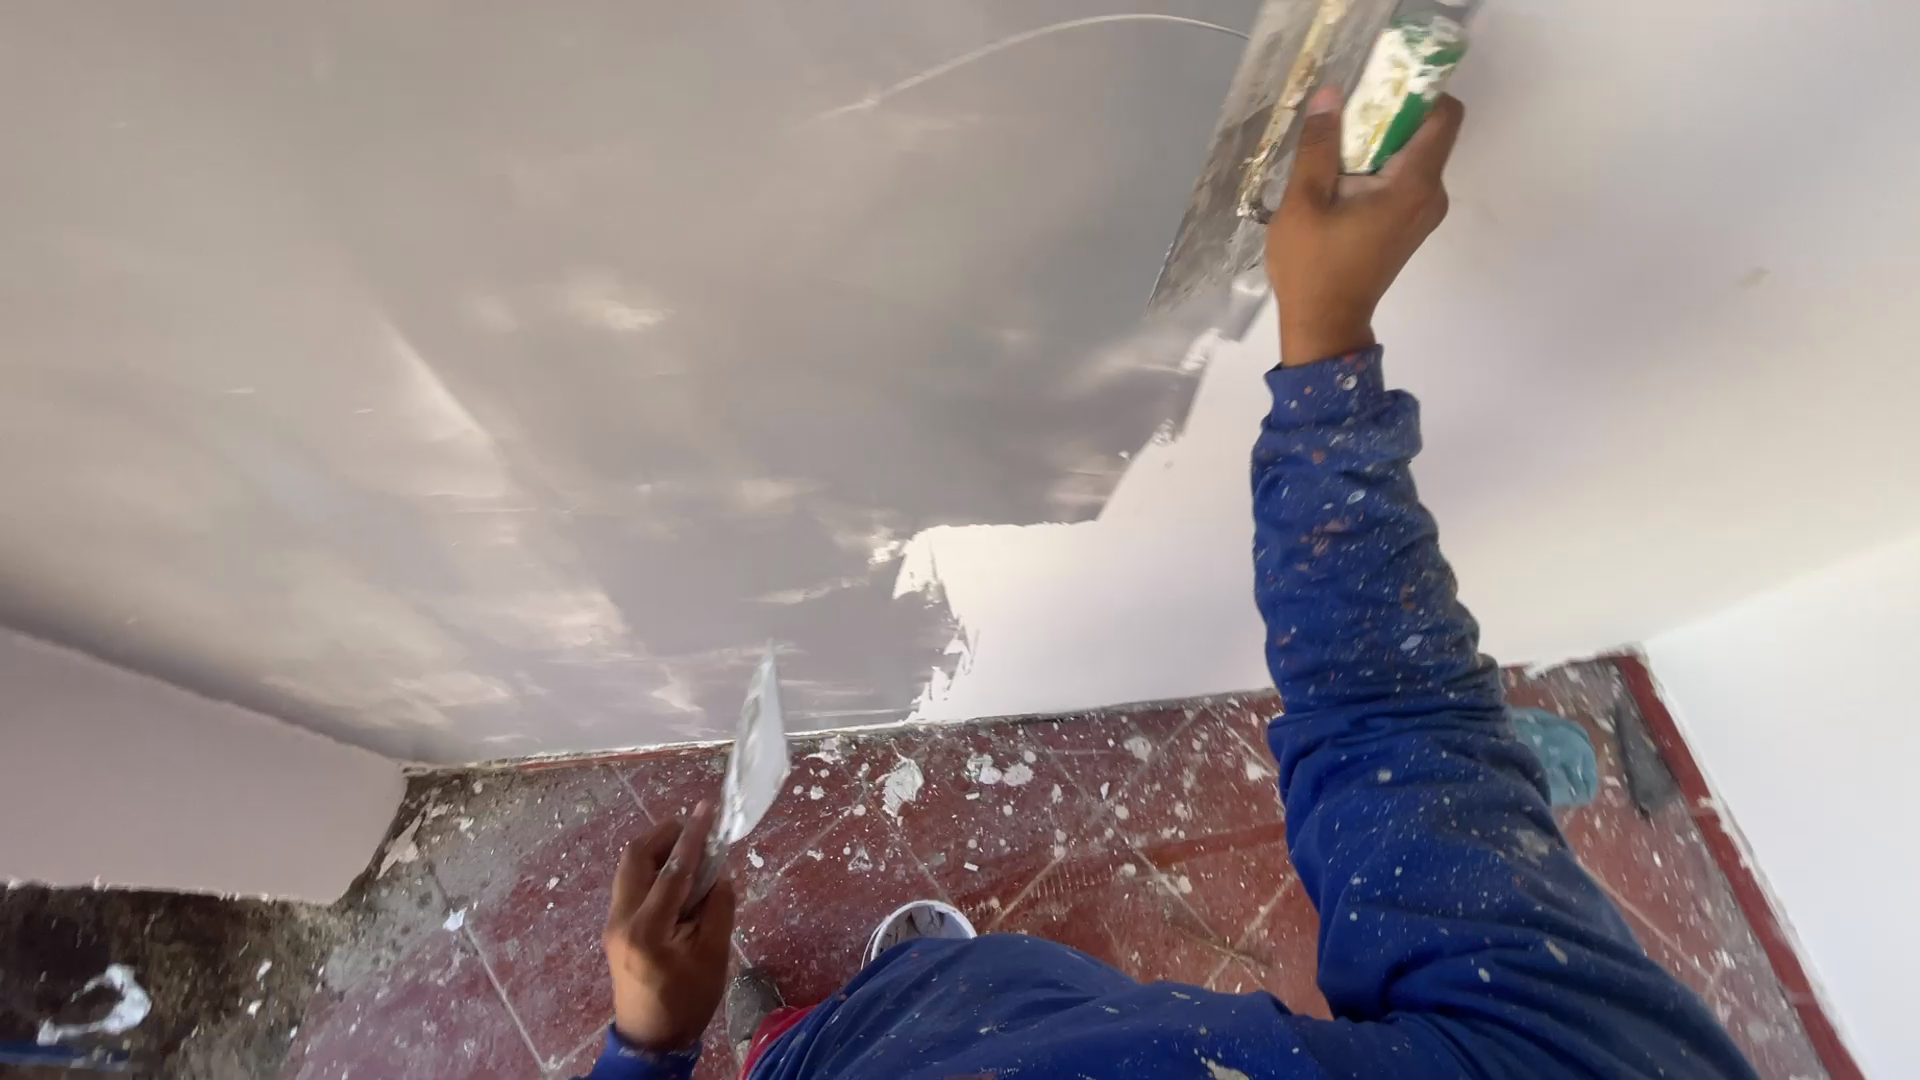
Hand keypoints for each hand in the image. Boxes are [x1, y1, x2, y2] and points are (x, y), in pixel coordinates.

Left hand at [603, 802, 736, 1052]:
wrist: (651, 1042)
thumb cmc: (687, 1001)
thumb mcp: (714, 954)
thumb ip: (719, 907)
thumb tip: (719, 873)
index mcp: (647, 929)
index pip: (673, 869)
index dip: (693, 835)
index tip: (708, 808)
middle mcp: (622, 920)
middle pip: (635, 857)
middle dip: (666, 834)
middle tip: (696, 828)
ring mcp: (614, 923)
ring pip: (630, 867)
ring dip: (659, 850)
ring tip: (690, 850)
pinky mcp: (616, 928)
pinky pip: (632, 883)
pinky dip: (654, 868)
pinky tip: (679, 877)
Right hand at [1267, 87, 1464, 365]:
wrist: (1323, 327)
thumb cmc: (1312, 268)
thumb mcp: (1302, 204)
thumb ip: (1317, 147)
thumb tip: (1330, 95)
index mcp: (1414, 185)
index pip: (1443, 114)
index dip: (1415, 95)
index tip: (1372, 99)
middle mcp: (1431, 196)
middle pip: (1425, 136)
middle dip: (1385, 124)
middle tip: (1338, 134)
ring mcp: (1422, 216)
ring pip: (1410, 162)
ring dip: (1375, 154)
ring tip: (1331, 169)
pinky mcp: (1407, 231)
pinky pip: (1401, 187)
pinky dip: (1376, 179)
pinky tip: (1339, 195)